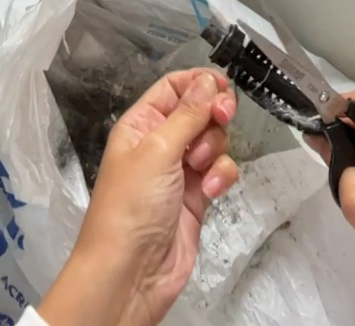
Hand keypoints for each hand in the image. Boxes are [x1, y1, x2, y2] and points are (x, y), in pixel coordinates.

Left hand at [38, 69, 240, 325]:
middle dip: (214, 113)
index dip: (199, 82)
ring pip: (213, 140)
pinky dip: (220, 176)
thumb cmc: (130, 206)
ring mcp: (180, 169)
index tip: (224, 84)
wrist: (131, 273)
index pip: (173, 88)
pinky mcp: (197, 195)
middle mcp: (160, 142)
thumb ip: (188, 114)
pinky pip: (219, 171)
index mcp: (141, 123)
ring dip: (214, 149)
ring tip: (200, 168)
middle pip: (199, 111)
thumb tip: (209, 80)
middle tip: (223, 116)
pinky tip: (211, 191)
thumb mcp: (157, 151)